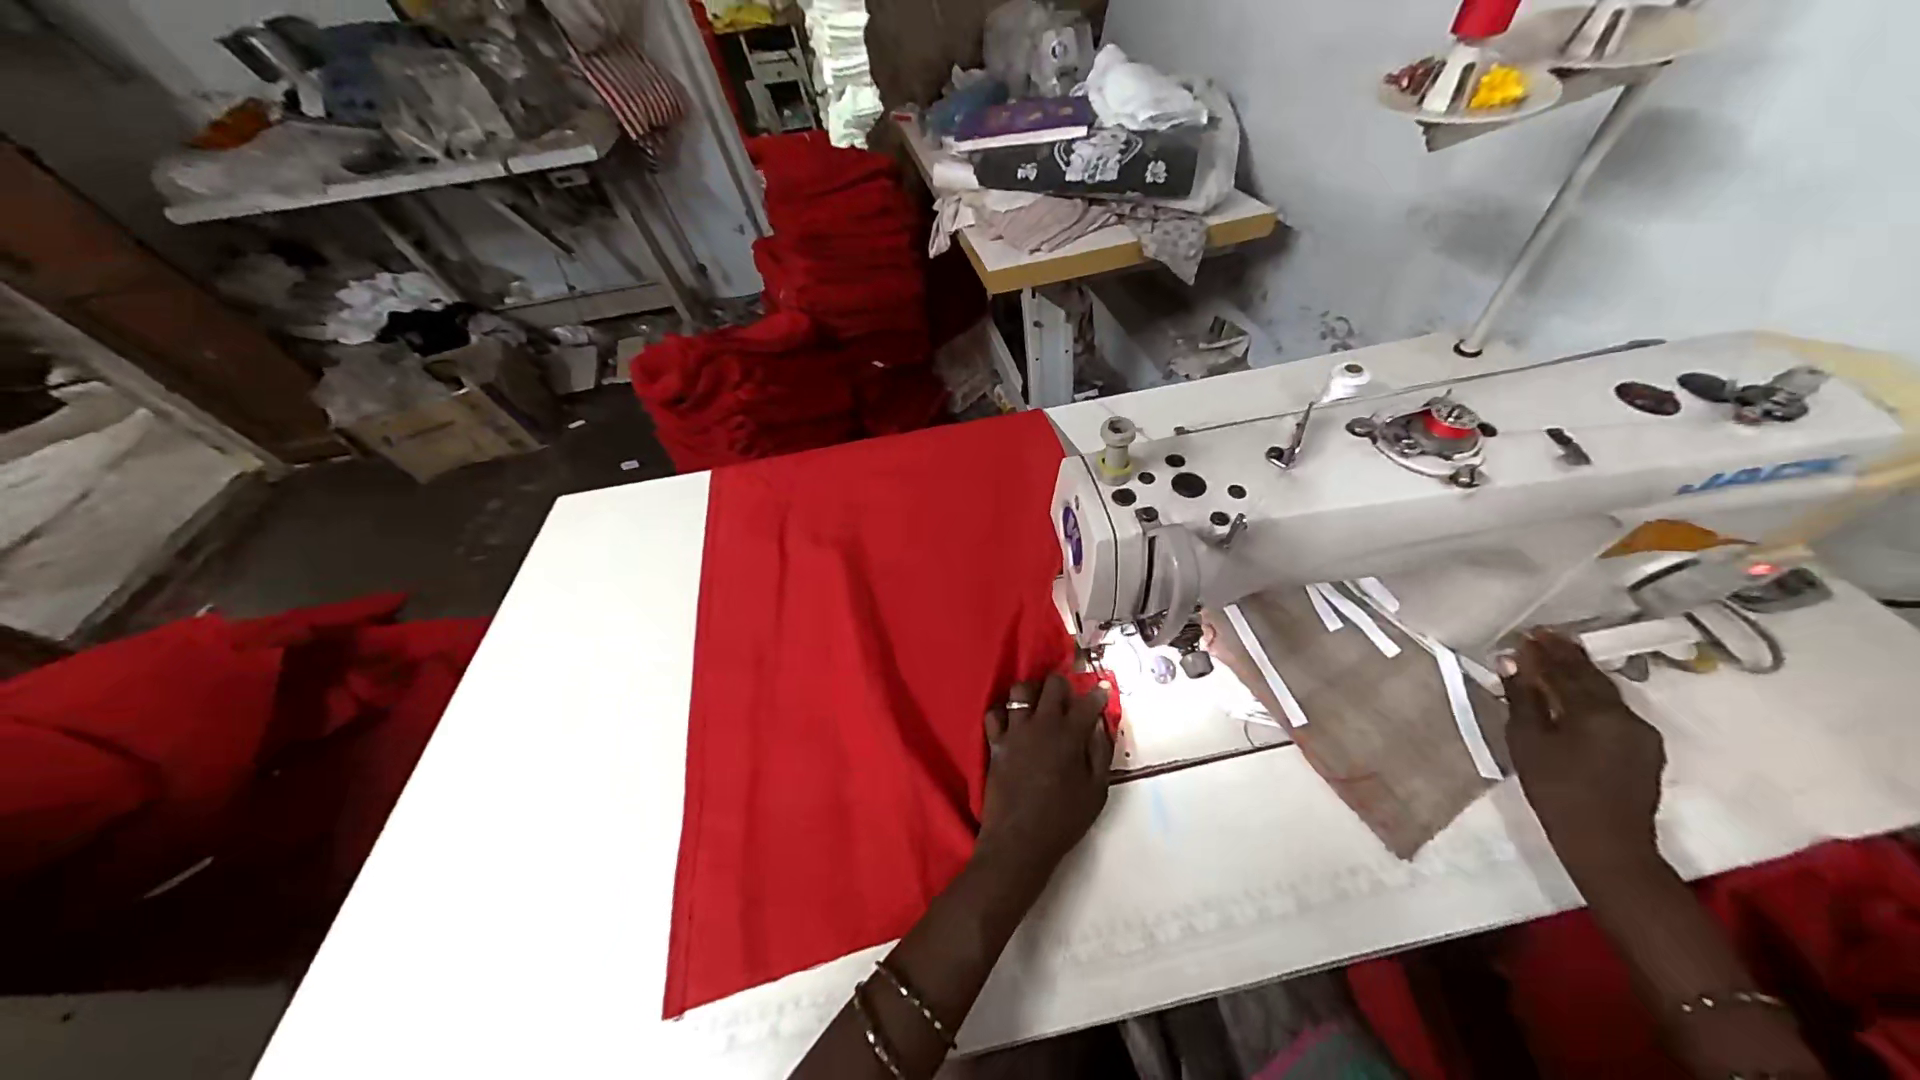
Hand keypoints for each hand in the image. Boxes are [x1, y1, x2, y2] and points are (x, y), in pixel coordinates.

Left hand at [975, 674, 1112, 888]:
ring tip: (1039, 704)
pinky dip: (1004, 712)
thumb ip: (1101, 752)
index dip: (1098, 693)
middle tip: (1068, 697)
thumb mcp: (1097, 790)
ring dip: (1033, 692)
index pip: (1087, 701)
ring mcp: (1015, 731)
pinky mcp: (995, 742)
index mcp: (1070, 735)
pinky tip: (1013, 721)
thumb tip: (1100, 726)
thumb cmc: (1064, 819)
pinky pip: (994, 713)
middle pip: (1051, 684)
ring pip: (1020, 690)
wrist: (1020, 840)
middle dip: (1063, 684)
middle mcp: (1041, 724)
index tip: (1101, 689)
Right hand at [1503, 630, 1666, 866]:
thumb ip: (1522, 699)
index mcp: (1596, 711)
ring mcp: (1640, 733)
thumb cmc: (1556, 789)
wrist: (1605, 842)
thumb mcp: (1528, 742)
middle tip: (1543, 635)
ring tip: (1558, 658)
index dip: (1543, 651)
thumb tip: (1512, 662)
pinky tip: (1578, 694)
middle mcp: (1626, 715)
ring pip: (1606, 693)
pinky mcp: (1644, 749)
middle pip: (1592, 677)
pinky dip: (1593, 695)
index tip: (1524, 634)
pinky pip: (1614, 710)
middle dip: (1566, 655)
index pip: (1565, 670)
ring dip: (1581, 674)